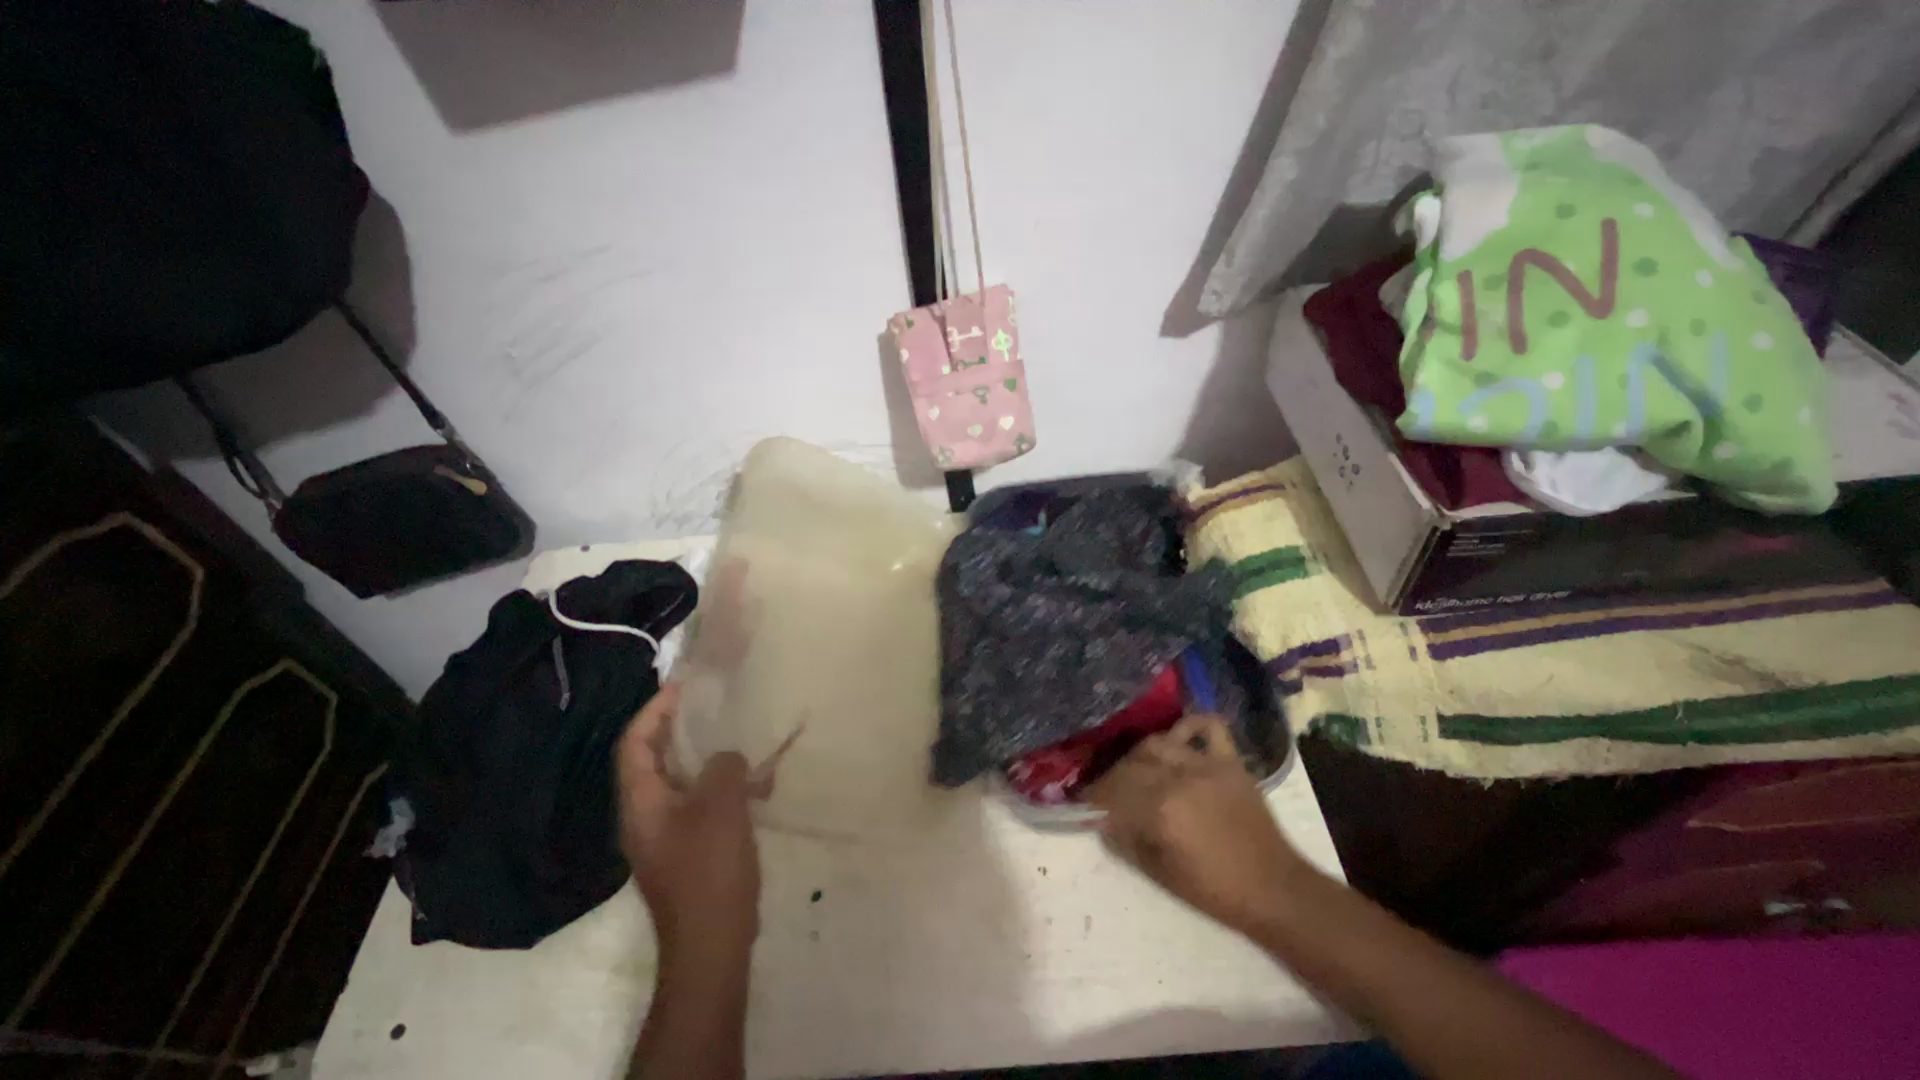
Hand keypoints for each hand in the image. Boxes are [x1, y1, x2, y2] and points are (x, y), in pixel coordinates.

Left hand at [616, 683, 761, 956]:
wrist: (711, 944)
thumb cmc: (708, 871)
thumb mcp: (721, 808)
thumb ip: (723, 767)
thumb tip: (727, 755)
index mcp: (640, 802)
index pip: (633, 743)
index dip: (653, 711)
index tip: (682, 687)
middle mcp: (644, 816)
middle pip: (653, 760)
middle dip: (679, 730)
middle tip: (713, 707)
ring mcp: (664, 837)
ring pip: (680, 783)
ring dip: (705, 760)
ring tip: (738, 741)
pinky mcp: (686, 853)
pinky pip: (698, 806)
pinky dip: (720, 789)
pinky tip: (753, 787)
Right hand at [1088, 714, 1312, 936]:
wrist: (1273, 888)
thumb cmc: (1214, 889)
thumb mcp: (1161, 873)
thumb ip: (1127, 842)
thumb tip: (1104, 821)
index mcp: (1160, 809)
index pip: (1114, 791)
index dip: (1094, 795)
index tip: (1083, 800)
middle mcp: (1180, 778)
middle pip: (1131, 764)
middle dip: (1113, 776)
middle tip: (1107, 790)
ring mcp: (1208, 766)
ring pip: (1160, 743)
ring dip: (1141, 754)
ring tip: (1137, 769)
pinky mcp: (1231, 762)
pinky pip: (1209, 727)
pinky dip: (1191, 725)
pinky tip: (1178, 737)